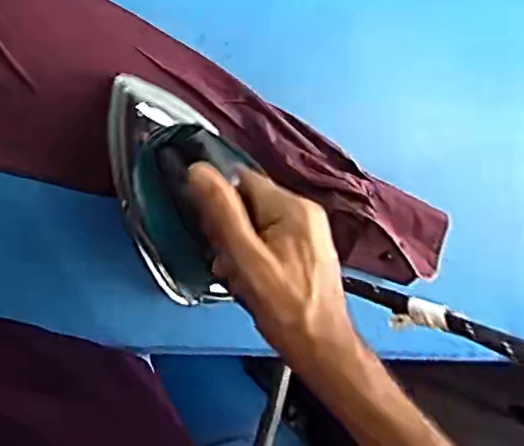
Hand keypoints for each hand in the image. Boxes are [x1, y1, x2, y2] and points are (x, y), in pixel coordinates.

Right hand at [187, 163, 358, 368]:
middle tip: (227, 257)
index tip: (214, 231)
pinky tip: (249, 276)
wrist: (326, 355)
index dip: (219, 202)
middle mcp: (304, 211)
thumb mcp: (247, 258)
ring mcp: (307, 230)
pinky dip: (253, 251)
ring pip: (254, 219)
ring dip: (238, 243)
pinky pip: (267, 235)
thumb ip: (221, 212)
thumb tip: (198, 169)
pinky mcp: (306, 248)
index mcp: (292, 206)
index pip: (238, 179)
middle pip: (246, 199)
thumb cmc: (287, 309)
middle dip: (228, 227)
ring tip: (237, 272)